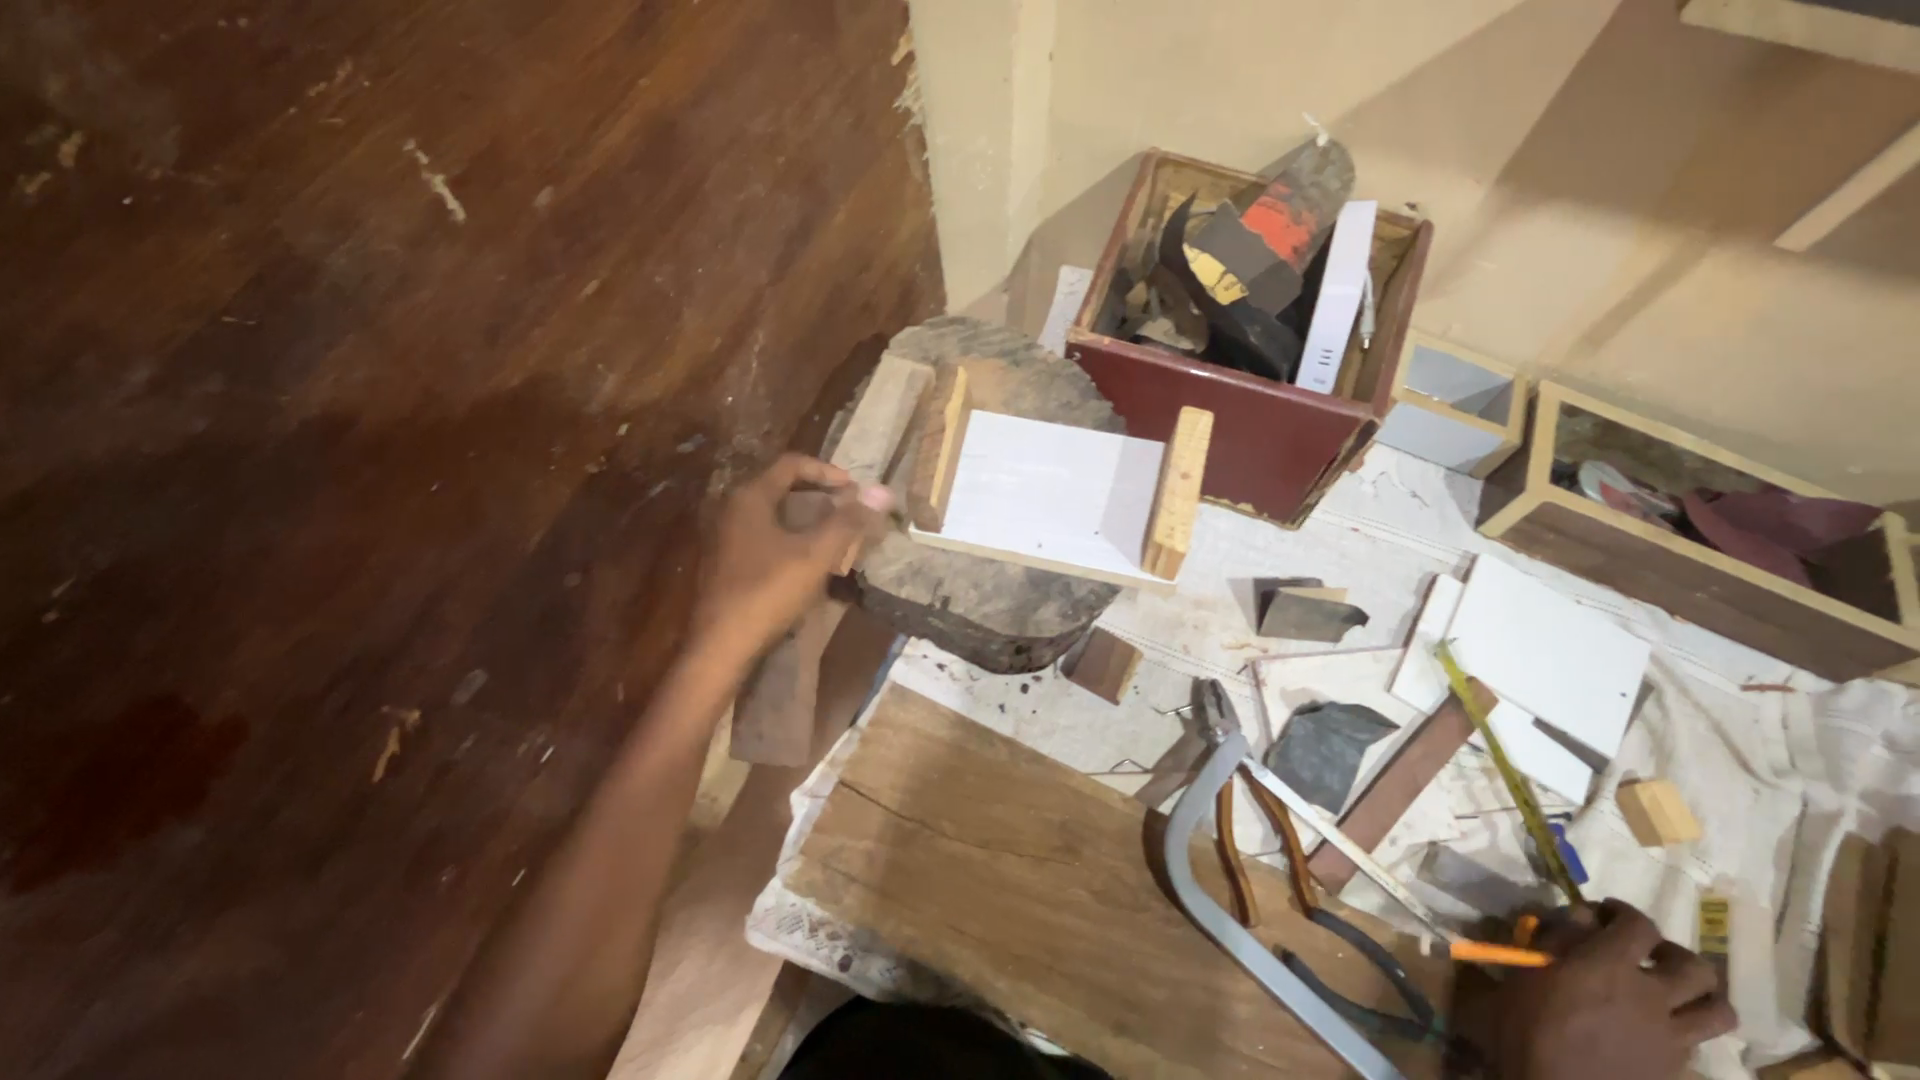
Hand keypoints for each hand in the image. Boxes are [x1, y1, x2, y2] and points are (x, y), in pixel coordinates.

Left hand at [691, 453, 893, 665]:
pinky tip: (809, 562)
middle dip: (819, 495)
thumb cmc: (768, 592)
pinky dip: (791, 539)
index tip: (855, 490)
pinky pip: (764, 537)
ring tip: (835, 536)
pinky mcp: (726, 563)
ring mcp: (725, 537)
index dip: (827, 471)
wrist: (721, 645)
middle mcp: (732, 509)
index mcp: (750, 497)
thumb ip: (848, 521)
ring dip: (806, 519)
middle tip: (849, 510)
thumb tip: (882, 492)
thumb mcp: (815, 555)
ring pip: (774, 515)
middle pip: (782, 487)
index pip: (791, 464)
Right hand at [1465, 899, 1735, 1079]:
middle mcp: (1651, 995)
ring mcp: (1670, 1035)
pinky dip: (1688, 1028)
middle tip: (1648, 954)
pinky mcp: (1675, 1066)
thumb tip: (1581, 915)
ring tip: (1674, 992)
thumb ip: (1556, 938)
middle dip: (1673, 953)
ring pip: (1719, 1010)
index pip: (1638, 925)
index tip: (1606, 912)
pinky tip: (1659, 1028)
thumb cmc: (1527, 1025)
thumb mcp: (1525, 972)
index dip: (1625, 912)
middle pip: (1695, 967)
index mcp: (1609, 965)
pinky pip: (1701, 1042)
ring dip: (1701, 995)